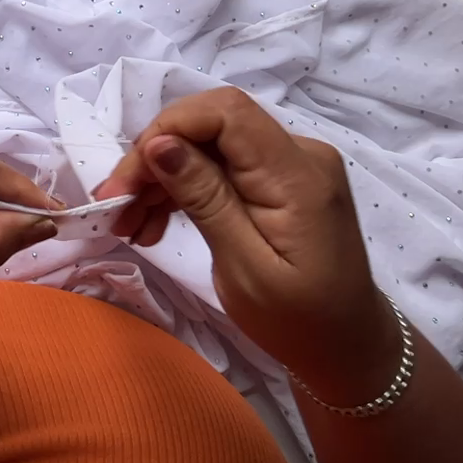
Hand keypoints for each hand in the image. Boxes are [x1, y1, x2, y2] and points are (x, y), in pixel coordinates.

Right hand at [93, 87, 400, 404]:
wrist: (346, 350)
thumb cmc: (299, 321)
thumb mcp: (245, 269)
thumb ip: (204, 199)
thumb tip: (158, 143)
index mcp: (297, 175)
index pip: (226, 112)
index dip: (170, 127)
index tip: (131, 176)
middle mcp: (296, 153)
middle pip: (208, 124)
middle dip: (153, 156)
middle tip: (115, 203)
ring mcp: (284, 162)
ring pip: (203, 143)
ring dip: (159, 176)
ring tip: (126, 222)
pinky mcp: (272, 176)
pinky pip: (214, 163)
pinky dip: (178, 186)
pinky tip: (152, 220)